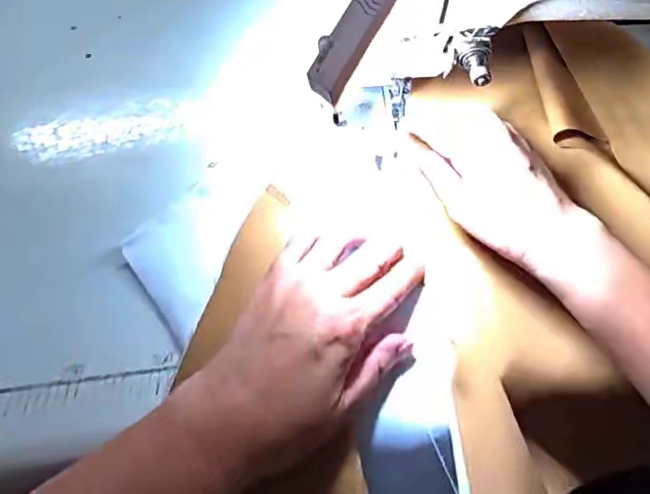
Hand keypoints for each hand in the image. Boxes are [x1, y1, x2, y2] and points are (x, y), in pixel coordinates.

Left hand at [170, 232, 423, 483]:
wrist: (226, 413)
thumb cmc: (288, 419)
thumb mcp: (342, 407)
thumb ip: (377, 366)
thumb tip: (408, 340)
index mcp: (346, 327)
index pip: (390, 289)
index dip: (410, 273)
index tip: (422, 262)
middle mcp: (324, 292)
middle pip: (368, 256)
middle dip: (391, 247)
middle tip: (402, 243)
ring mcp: (296, 278)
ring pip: (336, 238)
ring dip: (358, 232)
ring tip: (369, 234)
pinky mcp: (274, 274)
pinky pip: (301, 238)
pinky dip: (320, 230)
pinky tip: (329, 234)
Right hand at [409, 105, 612, 290]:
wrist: (554, 231)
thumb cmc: (505, 224)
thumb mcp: (458, 203)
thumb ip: (431, 169)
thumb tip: (409, 146)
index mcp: (469, 142)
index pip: (430, 125)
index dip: (411, 128)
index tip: (399, 132)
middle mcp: (488, 129)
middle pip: (448, 118)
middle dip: (429, 126)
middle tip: (413, 140)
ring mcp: (506, 131)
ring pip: (466, 117)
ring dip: (449, 126)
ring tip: (437, 144)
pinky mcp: (518, 137)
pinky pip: (484, 122)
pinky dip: (469, 129)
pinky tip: (466, 146)